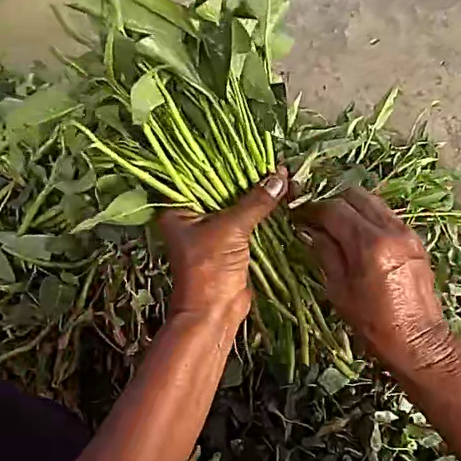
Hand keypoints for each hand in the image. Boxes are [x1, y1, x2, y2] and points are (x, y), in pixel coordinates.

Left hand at [157, 169, 287, 319]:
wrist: (214, 313)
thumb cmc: (208, 270)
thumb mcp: (230, 230)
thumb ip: (255, 202)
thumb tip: (279, 177)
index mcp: (179, 209)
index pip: (202, 174)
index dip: (228, 160)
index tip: (253, 148)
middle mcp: (193, 216)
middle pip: (223, 188)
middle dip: (247, 176)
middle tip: (272, 159)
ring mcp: (213, 230)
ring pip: (237, 205)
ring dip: (258, 194)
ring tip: (281, 175)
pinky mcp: (231, 244)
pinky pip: (247, 221)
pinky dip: (262, 212)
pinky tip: (280, 197)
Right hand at [297, 187, 460, 377]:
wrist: (417, 340)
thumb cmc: (373, 323)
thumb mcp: (339, 290)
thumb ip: (325, 253)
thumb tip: (309, 231)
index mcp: (369, 244)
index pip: (335, 209)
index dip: (312, 208)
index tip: (298, 214)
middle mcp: (391, 230)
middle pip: (356, 196)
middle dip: (332, 201)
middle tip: (316, 216)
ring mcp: (407, 232)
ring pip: (373, 202)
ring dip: (352, 207)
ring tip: (335, 224)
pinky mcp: (416, 240)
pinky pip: (387, 216)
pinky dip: (369, 217)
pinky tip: (357, 235)